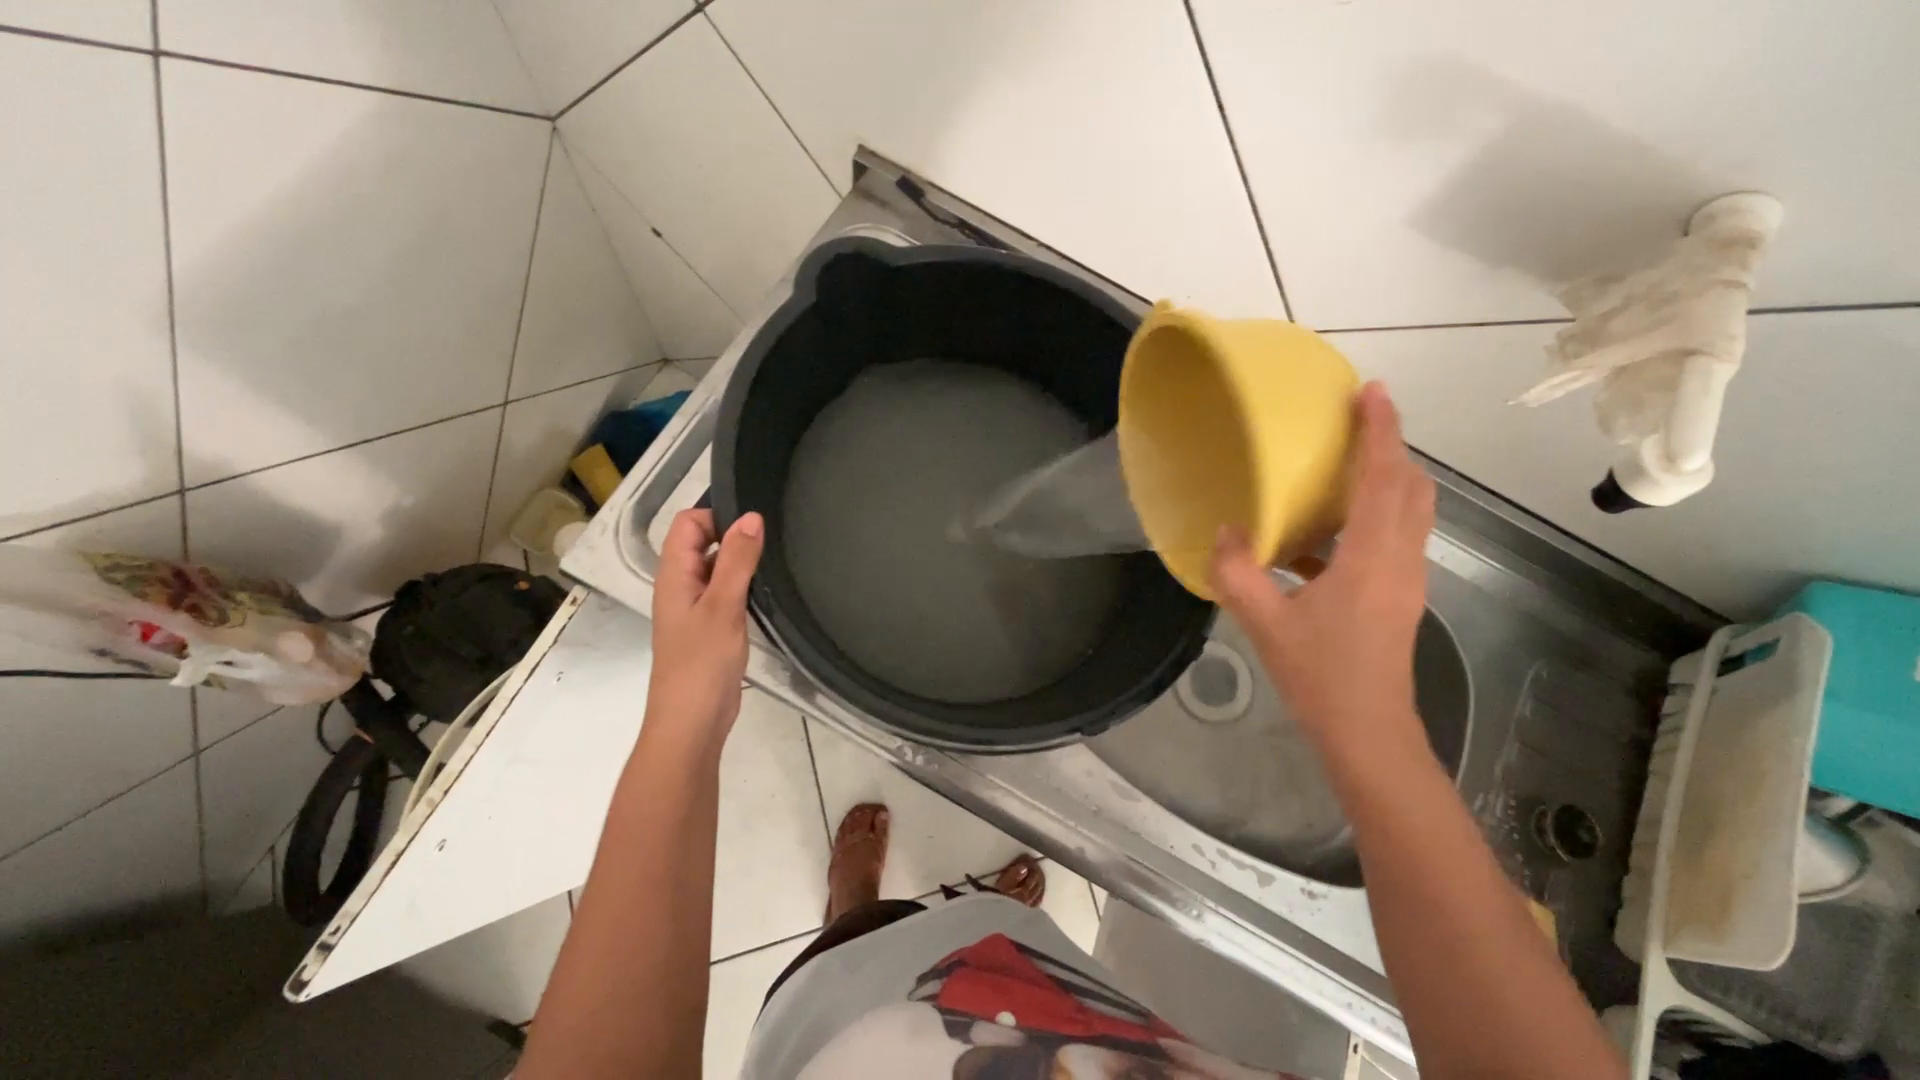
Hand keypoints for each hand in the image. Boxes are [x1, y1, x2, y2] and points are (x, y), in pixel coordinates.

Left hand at [646, 509, 763, 746]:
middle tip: (773, 542)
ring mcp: (694, 610)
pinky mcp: (710, 630)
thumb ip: (737, 560)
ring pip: (716, 570)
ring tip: (776, 565)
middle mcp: (680, 587)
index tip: (754, 526)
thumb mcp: (723, 606)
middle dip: (734, 536)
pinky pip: (725, 595)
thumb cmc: (702, 663)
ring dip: (741, 564)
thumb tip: (751, 517)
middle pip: (701, 544)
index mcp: (673, 576)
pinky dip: (744, 589)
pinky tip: (768, 596)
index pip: (687, 524)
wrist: (692, 723)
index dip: (717, 516)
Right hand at [1210, 382, 1434, 747]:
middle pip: (1412, 486)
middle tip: (1354, 424)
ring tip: (1339, 470)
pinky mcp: (1400, 597)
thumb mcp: (1265, 624)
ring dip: (1385, 480)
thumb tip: (1225, 533)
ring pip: (1410, 511)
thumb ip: (1238, 574)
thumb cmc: (1321, 676)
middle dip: (1390, 447)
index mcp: (1372, 556)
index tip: (1371, 391)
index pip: (1385, 476)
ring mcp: (1406, 578)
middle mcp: (1401, 558)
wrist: (1368, 733)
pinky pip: (1395, 537)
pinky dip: (1369, 518)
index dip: (1382, 429)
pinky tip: (1320, 540)